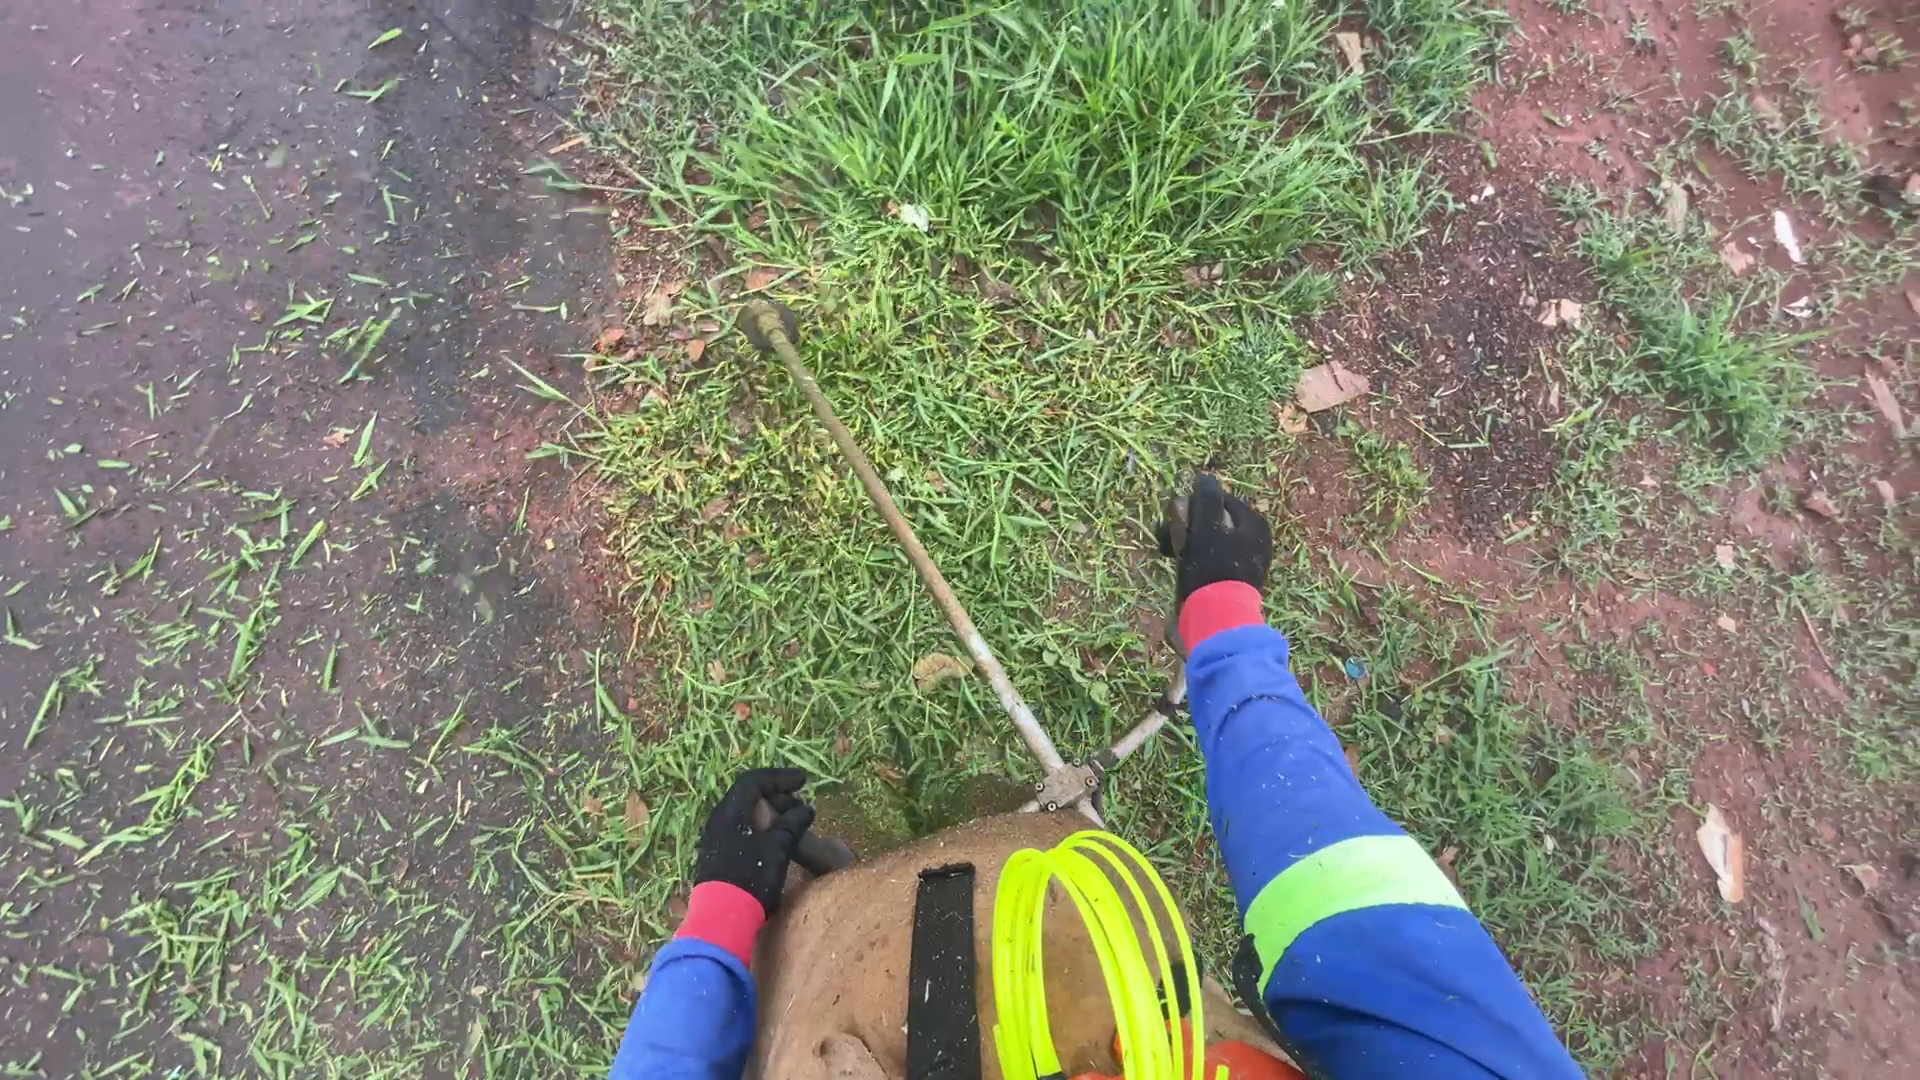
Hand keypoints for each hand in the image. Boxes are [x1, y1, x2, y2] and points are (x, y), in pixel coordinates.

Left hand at [694, 768, 815, 915]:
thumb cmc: (752, 878)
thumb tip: (805, 810)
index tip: (802, 781)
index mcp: (731, 812)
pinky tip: (776, 839)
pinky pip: (741, 827)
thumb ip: (793, 823)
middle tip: (799, 804)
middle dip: (777, 795)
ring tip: (792, 823)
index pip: (755, 781)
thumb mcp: (779, 847)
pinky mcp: (718, 854)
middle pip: (749, 794)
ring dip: (771, 811)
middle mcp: (719, 820)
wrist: (722, 921)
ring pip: (745, 812)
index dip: (781, 777)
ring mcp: (716, 837)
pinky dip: (761, 825)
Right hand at [1157, 471, 1271, 607]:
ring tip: (1173, 554)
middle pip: (1213, 521)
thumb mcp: (1207, 524)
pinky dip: (1194, 560)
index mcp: (1254, 524)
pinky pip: (1209, 560)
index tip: (1177, 519)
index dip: (1194, 506)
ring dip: (1187, 542)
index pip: (1219, 500)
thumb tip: (1204, 479)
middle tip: (1170, 539)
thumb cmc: (1211, 566)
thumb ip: (1206, 498)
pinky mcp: (1232, 581)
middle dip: (1188, 525)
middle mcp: (1255, 541)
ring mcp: (1246, 562)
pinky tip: (1182, 569)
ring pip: (1208, 540)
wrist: (1217, 615)